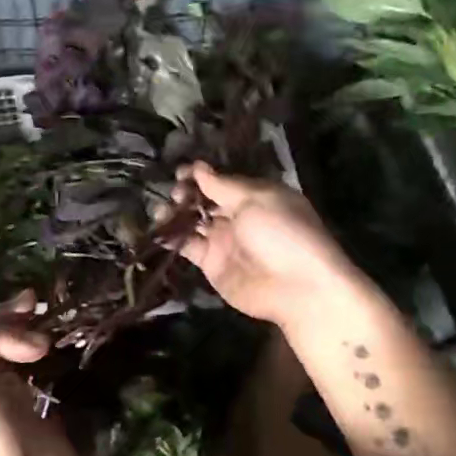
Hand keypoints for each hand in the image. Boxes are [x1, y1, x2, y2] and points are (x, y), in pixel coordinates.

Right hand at [172, 161, 362, 328]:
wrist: (296, 288)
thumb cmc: (282, 233)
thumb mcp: (255, 200)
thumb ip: (222, 185)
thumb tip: (198, 167)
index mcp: (255, 195)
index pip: (221, 181)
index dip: (199, 175)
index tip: (180, 172)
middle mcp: (238, 216)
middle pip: (204, 200)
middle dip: (185, 194)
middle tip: (173, 194)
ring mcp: (224, 240)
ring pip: (192, 222)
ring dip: (175, 214)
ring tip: (160, 212)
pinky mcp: (211, 263)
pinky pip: (188, 246)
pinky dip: (173, 238)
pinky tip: (158, 231)